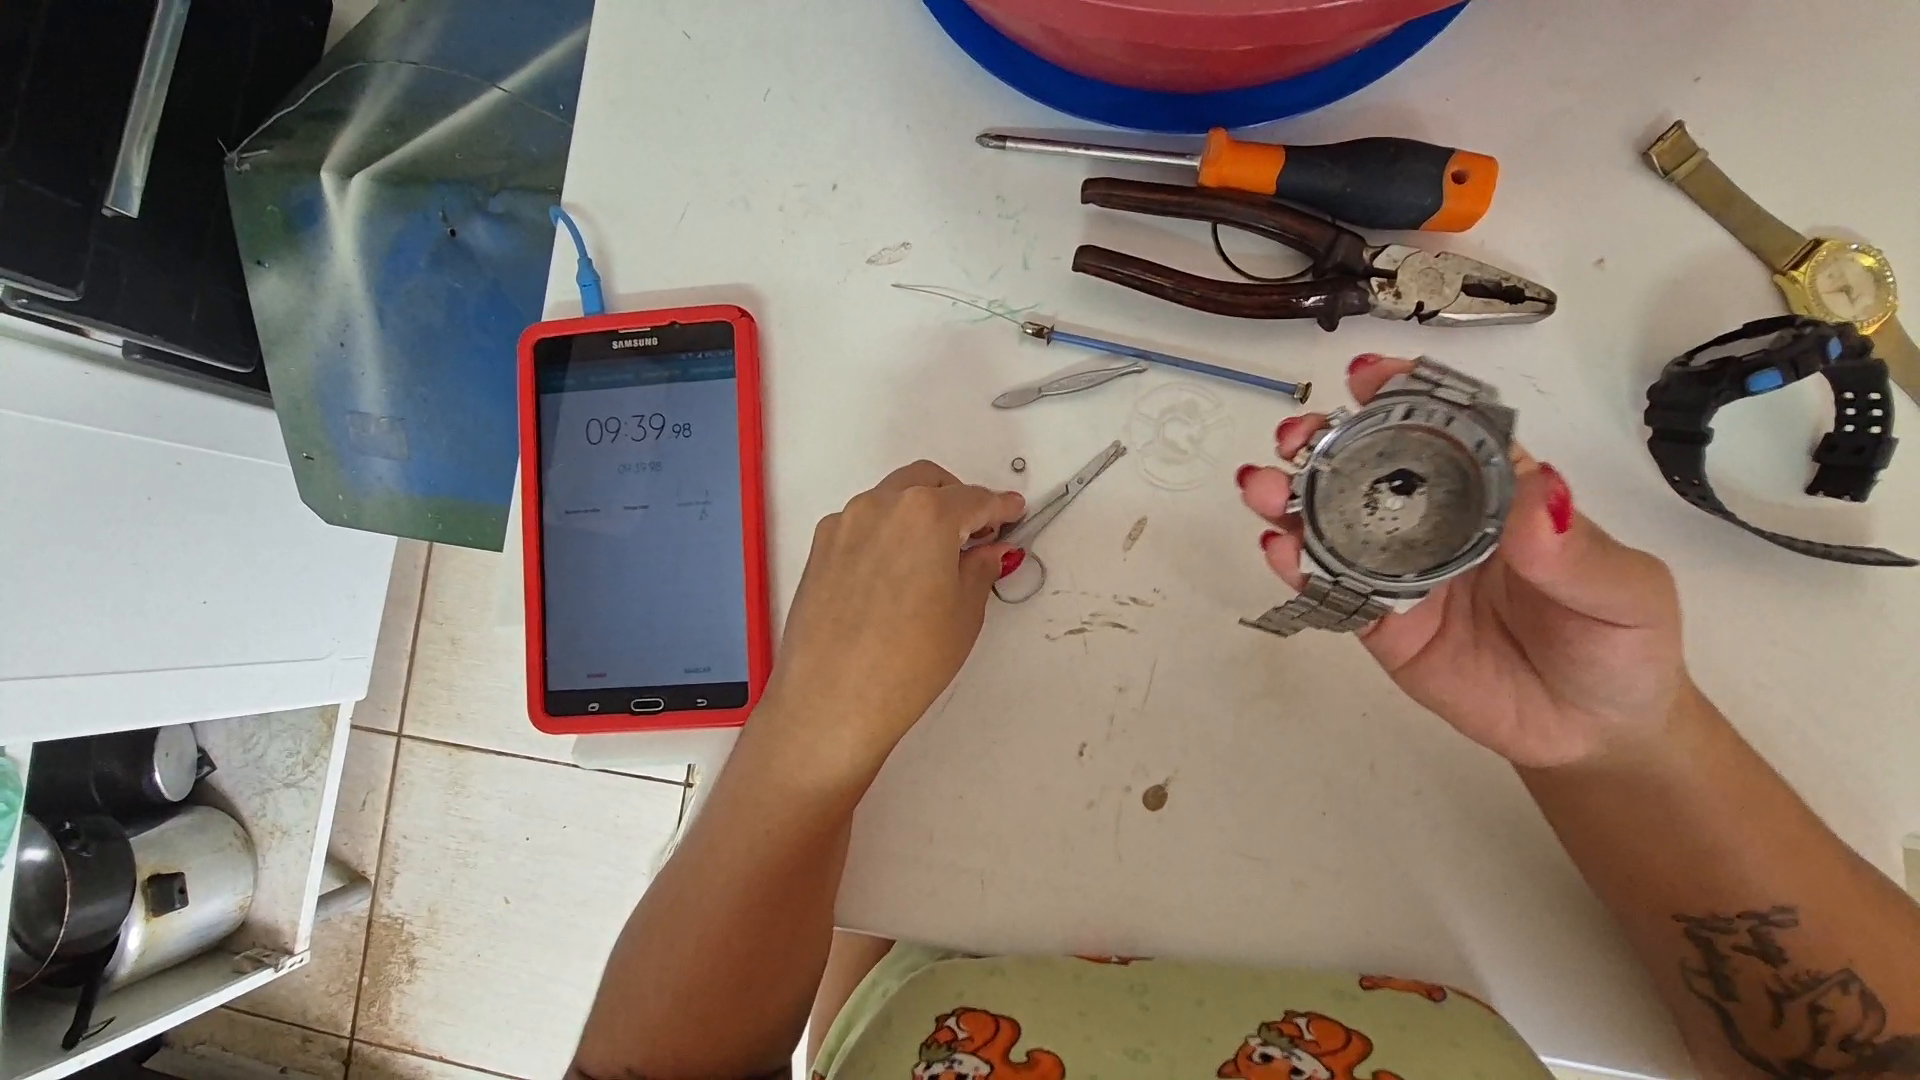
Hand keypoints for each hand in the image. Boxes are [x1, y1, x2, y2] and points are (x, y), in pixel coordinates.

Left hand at [757, 461, 1024, 775]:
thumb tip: (987, 553)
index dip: (1000, 506)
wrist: (832, 700)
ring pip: (892, 498)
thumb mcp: (964, 614)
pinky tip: (900, 569)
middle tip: (979, 531)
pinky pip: (863, 523)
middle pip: (929, 482)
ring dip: (919, 512)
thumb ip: (980, 568)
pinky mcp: (820, 549)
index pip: (975, 498)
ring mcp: (844, 526)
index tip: (1011, 511)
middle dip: (958, 498)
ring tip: (938, 554)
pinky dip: (888, 531)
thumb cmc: (897, 664)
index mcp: (925, 514)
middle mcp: (879, 508)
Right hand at [1238, 355, 1688, 768]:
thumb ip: (1576, 550)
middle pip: (1369, 470)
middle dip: (1324, 444)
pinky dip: (1297, 566)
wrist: (1589, 730)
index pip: (1443, 429)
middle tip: (1294, 438)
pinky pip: (1330, 589)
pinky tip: (1277, 548)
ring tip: (1259, 485)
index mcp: (1492, 494)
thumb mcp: (1624, 591)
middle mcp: (1434, 523)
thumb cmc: (1617, 644)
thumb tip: (1539, 488)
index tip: (1364, 375)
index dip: (1402, 396)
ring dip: (1290, 499)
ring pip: (1332, 525)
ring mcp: (1398, 572)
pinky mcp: (1377, 621)